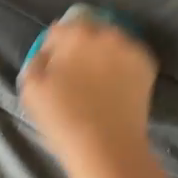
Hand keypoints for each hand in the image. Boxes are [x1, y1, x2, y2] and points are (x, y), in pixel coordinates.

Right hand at [19, 6, 157, 162]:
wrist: (107, 146)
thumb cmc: (63, 118)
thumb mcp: (31, 88)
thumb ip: (37, 61)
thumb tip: (48, 53)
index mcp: (75, 34)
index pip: (59, 31)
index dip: (53, 49)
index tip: (53, 67)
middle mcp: (105, 33)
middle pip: (88, 33)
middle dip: (81, 48)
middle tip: (76, 74)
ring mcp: (130, 48)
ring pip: (111, 44)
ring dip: (103, 55)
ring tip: (98, 82)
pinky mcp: (147, 65)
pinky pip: (129, 58)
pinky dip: (123, 66)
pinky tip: (116, 86)